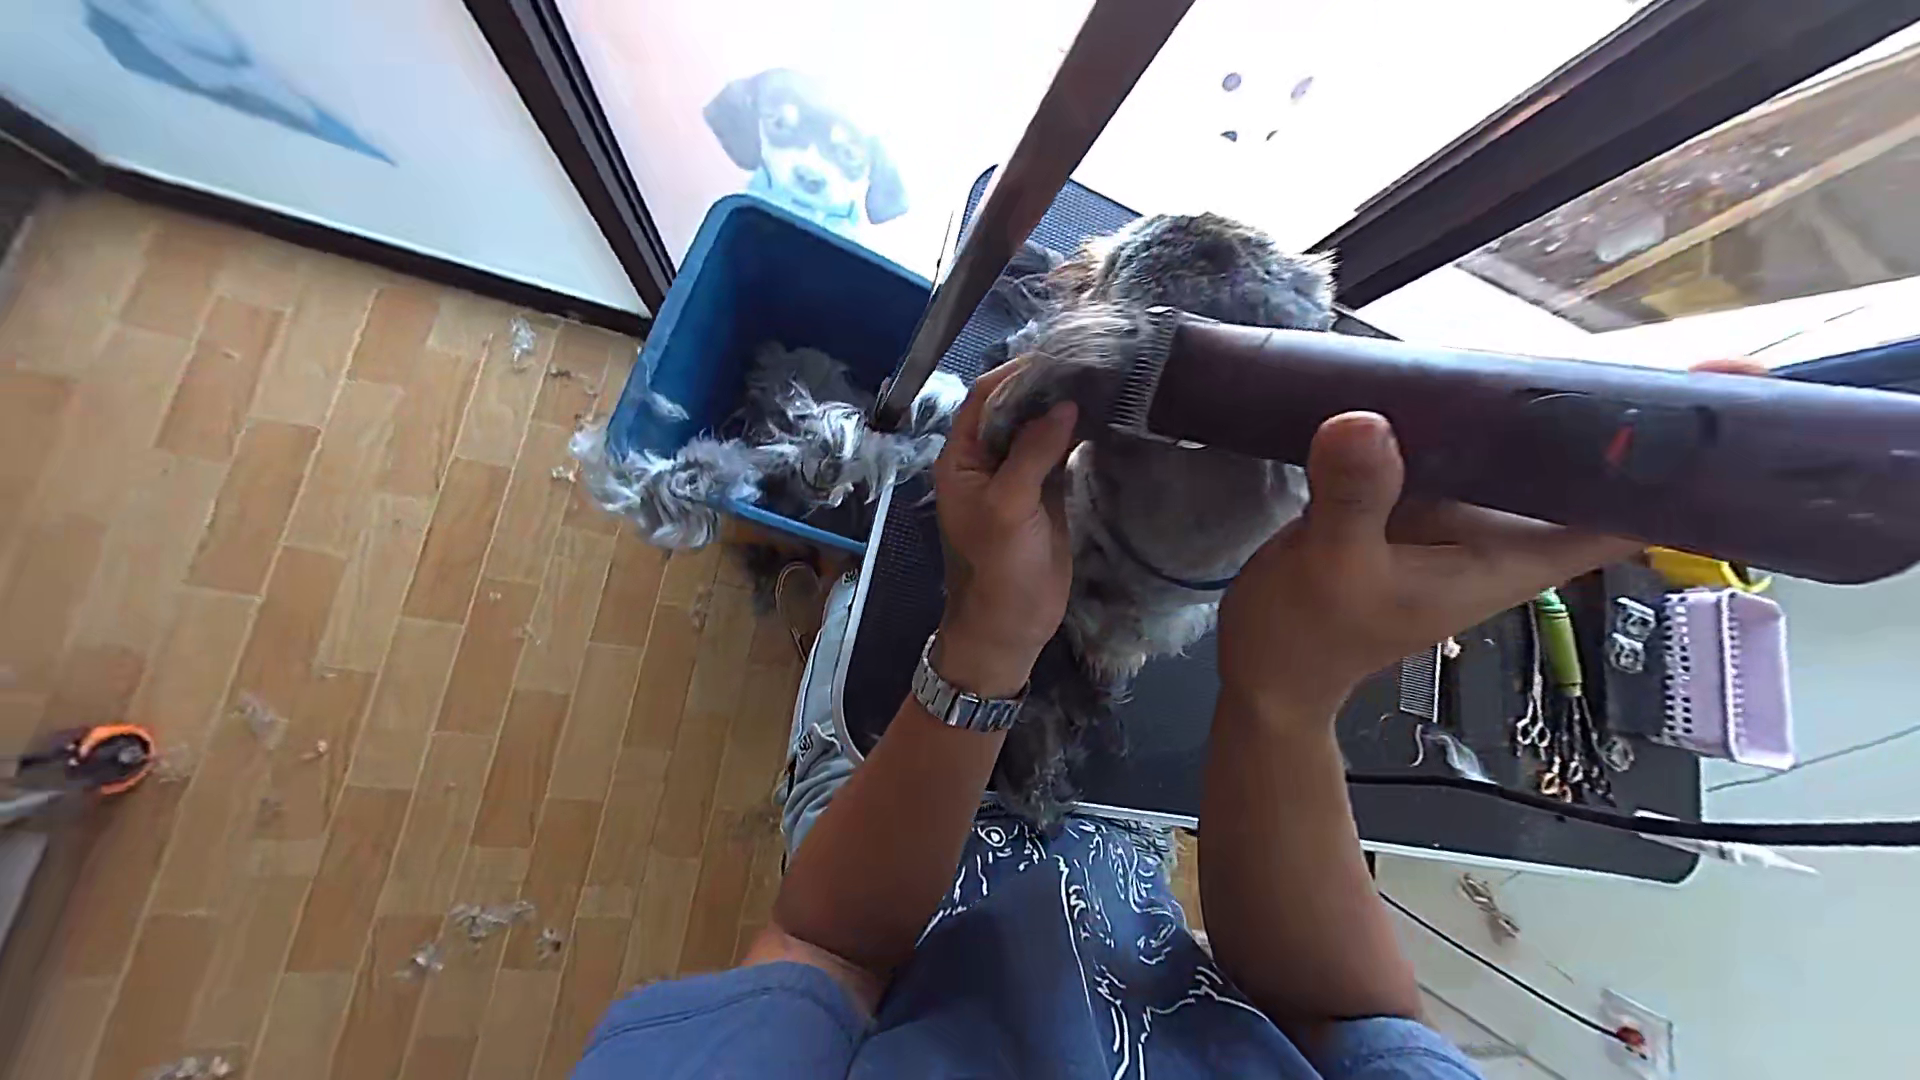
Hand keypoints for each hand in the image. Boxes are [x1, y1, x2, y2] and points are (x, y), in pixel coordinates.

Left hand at [930, 362, 1079, 696]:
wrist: (1010, 625)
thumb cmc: (998, 569)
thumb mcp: (1009, 507)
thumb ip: (1033, 454)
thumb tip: (1064, 405)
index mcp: (962, 459)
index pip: (984, 399)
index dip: (1016, 374)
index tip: (1058, 357)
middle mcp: (986, 461)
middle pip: (1012, 409)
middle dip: (1044, 387)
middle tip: (1089, 366)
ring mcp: (1016, 477)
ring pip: (1036, 430)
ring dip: (1061, 410)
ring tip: (1100, 384)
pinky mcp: (1042, 494)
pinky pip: (1055, 455)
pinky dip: (1074, 436)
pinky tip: (1100, 419)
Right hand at [1218, 358, 1770, 720]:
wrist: (1266, 666)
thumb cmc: (1309, 633)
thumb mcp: (1332, 568)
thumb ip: (1354, 500)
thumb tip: (1362, 419)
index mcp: (1509, 558)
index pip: (1630, 509)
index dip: (1684, 456)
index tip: (1720, 380)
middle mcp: (1493, 533)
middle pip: (1568, 464)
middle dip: (1584, 402)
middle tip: (1577, 335)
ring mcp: (1443, 519)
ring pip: (1496, 450)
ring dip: (1500, 403)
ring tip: (1483, 345)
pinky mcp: (1398, 508)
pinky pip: (1434, 452)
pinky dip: (1435, 419)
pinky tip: (1414, 383)